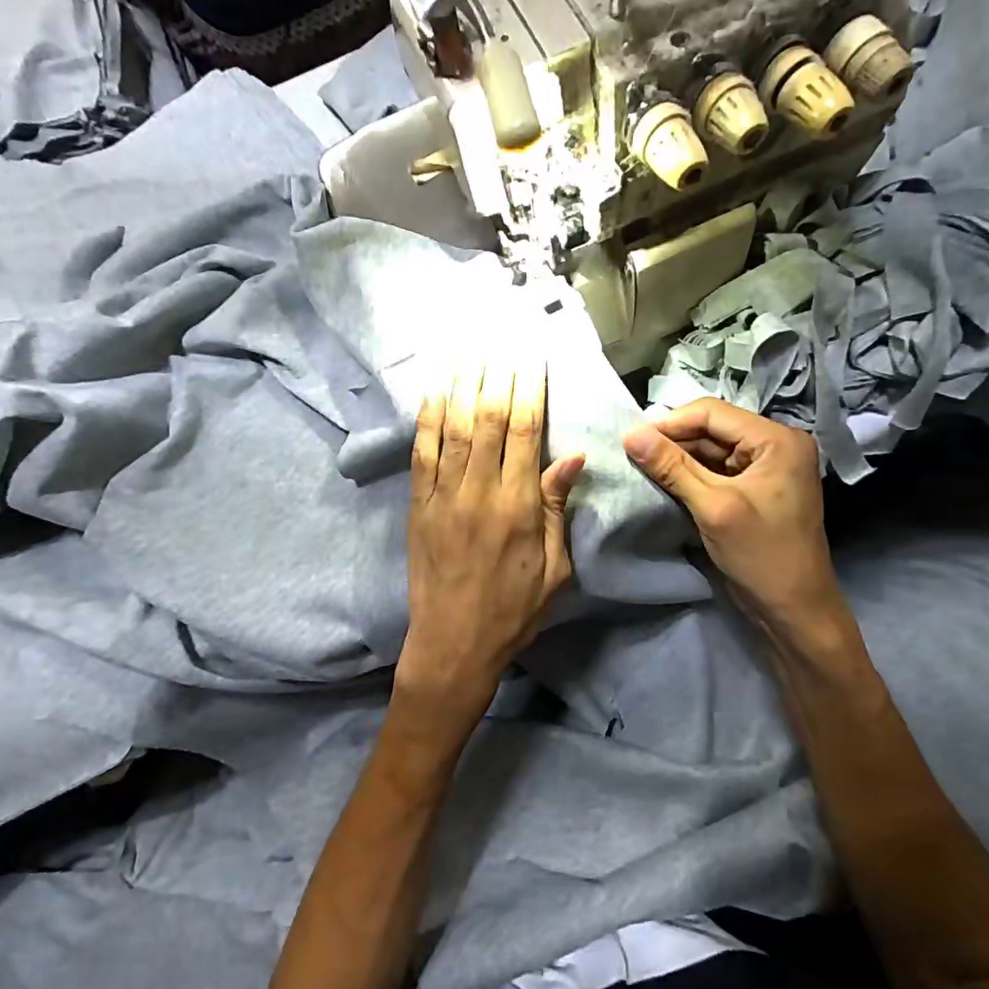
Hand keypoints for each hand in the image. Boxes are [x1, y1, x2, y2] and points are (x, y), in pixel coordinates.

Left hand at [397, 364, 583, 728]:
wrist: (454, 644)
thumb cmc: (514, 611)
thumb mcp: (554, 568)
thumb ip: (557, 508)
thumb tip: (571, 457)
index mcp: (518, 505)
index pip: (524, 433)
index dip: (529, 392)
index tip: (531, 361)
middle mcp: (479, 492)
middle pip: (488, 421)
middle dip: (497, 379)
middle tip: (501, 345)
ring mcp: (443, 497)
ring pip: (452, 430)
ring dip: (461, 388)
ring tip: (469, 354)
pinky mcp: (418, 507)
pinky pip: (421, 455)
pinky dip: (426, 421)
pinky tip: (432, 394)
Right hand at [623, 398, 840, 640]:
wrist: (794, 611)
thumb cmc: (761, 555)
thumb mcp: (713, 507)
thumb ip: (671, 467)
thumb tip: (630, 434)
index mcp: (777, 440)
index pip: (714, 413)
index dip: (670, 422)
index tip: (631, 437)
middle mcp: (776, 445)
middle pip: (713, 429)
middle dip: (673, 440)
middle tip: (632, 452)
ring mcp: (767, 468)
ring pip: (712, 450)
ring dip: (679, 458)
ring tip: (641, 465)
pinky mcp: (756, 489)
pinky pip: (717, 470)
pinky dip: (691, 474)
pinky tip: (664, 480)